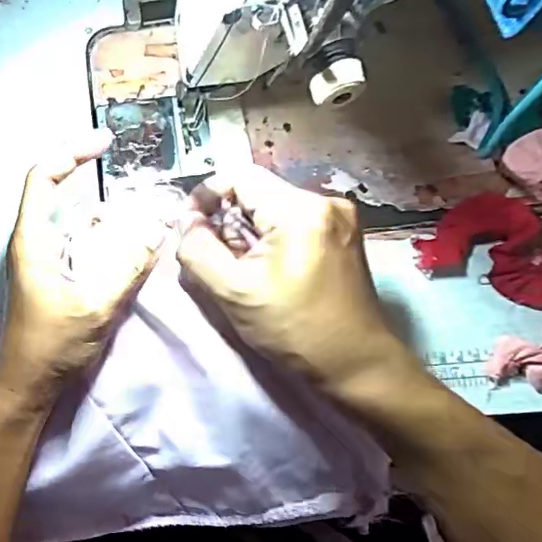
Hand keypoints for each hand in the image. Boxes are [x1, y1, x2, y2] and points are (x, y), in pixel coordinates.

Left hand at [0, 134, 164, 404]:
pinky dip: (102, 236)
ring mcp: (43, 262)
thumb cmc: (51, 347)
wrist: (26, 387)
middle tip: (133, 176)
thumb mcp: (95, 306)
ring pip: (72, 221)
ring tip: (139, 210)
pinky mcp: (53, 279)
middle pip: (58, 193)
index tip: (106, 142)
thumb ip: (128, 267)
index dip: (72, 153)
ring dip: (104, 211)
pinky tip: (128, 245)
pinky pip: (78, 244)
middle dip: (94, 179)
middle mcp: (34, 243)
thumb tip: (159, 229)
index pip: (43, 177)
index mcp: (33, 240)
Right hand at [177, 164, 409, 390]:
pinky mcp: (344, 235)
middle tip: (213, 256)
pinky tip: (266, 270)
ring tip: (239, 268)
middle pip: (258, 193)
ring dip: (248, 231)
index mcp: (301, 209)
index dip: (206, 196)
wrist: (356, 363)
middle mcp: (326, 201)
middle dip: (227, 219)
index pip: (239, 177)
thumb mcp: (233, 292)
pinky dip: (272, 240)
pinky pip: (294, 223)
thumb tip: (185, 219)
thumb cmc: (294, 330)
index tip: (189, 226)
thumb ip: (198, 250)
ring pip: (274, 208)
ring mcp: (340, 217)